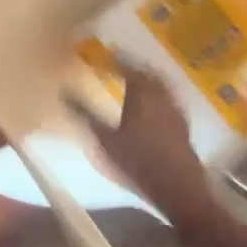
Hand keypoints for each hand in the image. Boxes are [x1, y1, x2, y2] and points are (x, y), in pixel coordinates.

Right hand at [80, 66, 212, 216]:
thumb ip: (84, 113)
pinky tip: (150, 105)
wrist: (180, 191)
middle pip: (147, 71)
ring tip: (132, 80)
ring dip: (146, 78)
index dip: (112, 58)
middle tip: (116, 63)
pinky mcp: (184, 125)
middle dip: (131, 65)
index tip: (100, 55)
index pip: (125, 66)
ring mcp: (175, 110)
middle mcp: (161, 96)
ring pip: (160, 84)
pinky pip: (169, 98)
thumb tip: (63, 91)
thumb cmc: (138, 162)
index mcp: (141, 93)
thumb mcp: (104, 139)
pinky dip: (158, 94)